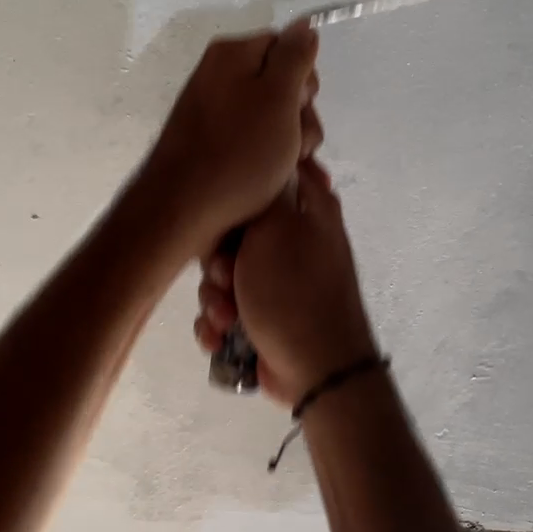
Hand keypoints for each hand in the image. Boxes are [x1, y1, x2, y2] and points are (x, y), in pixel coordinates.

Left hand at [138, 23, 322, 258]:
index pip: (287, 48)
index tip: (301, 110)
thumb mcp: (278, 98)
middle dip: (299, 117)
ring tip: (283, 173)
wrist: (182, 212)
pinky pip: (251, 145)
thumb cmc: (238, 154)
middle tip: (296, 148)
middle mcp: (218, 78)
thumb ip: (295, 57)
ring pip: (271, 120)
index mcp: (231, 56)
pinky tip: (274, 185)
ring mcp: (212, 115)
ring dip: (289, 145)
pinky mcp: (210, 148)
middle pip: (281, 86)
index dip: (304, 81)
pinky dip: (267, 162)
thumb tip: (304, 26)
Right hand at [194, 159, 378, 405]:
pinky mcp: (263, 314)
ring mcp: (278, 280)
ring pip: (224, 272)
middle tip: (224, 276)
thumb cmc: (294, 290)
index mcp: (308, 208)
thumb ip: (265, 191)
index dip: (239, 191)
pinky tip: (219, 338)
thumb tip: (267, 163)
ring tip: (225, 317)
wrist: (316, 368)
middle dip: (217, 259)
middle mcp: (294, 239)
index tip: (225, 211)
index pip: (268, 176)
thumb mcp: (276, 226)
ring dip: (215, 298)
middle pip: (235, 230)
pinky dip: (219, 323)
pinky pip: (227, 307)